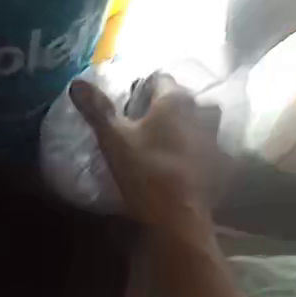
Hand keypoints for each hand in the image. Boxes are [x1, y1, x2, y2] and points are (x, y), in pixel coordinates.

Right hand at [71, 73, 223, 228]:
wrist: (179, 217)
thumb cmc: (146, 172)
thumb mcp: (114, 141)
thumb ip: (98, 111)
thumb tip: (77, 82)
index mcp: (175, 98)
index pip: (157, 79)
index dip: (139, 91)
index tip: (125, 109)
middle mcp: (202, 109)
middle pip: (178, 101)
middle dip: (161, 111)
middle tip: (140, 131)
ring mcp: (214, 136)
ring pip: (193, 124)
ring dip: (179, 131)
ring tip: (159, 149)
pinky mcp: (218, 163)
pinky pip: (202, 149)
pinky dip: (191, 153)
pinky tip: (177, 169)